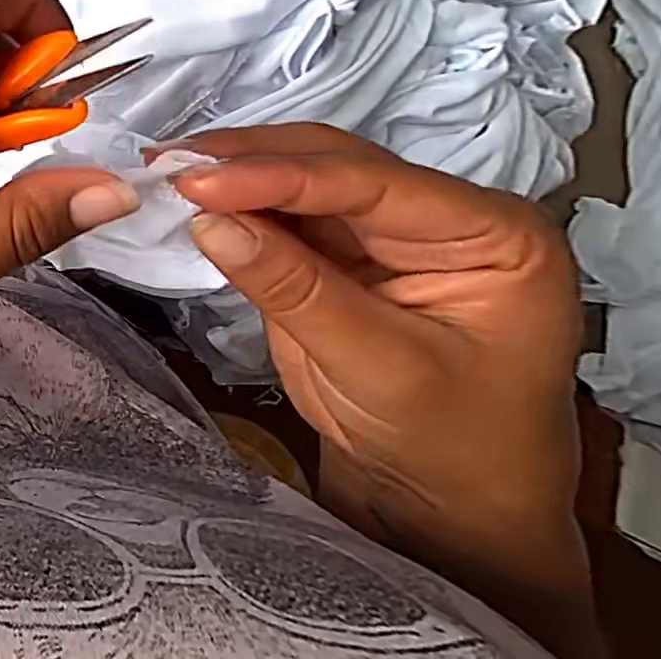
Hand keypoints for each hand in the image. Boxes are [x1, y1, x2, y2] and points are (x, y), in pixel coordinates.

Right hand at [172, 124, 594, 652]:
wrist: (442, 500)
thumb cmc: (446, 445)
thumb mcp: (378, 370)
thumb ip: (294, 288)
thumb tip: (209, 221)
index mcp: (490, 232)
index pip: (369, 182)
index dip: (278, 176)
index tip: (200, 179)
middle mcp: (439, 209)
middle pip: (333, 161)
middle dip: (249, 161)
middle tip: (172, 163)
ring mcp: (388, 225)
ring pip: (301, 175)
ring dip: (235, 173)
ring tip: (170, 170)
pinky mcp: (343, 246)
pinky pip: (284, 212)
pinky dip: (237, 205)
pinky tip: (197, 198)